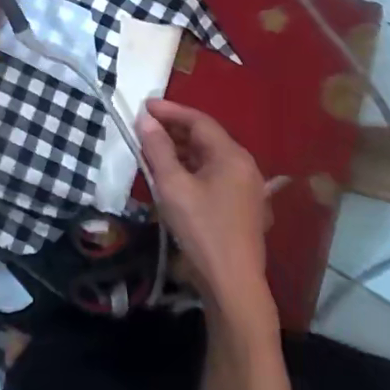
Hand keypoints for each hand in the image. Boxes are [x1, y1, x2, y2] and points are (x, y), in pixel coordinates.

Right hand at [137, 99, 270, 317]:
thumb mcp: (173, 186)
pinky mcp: (241, 206)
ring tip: (153, 149)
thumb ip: (158, 149)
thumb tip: (146, 119)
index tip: (144, 106)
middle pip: (206, 137)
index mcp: (231, 155)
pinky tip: (172, 176)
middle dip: (174, 129)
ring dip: (181, 149)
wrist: (232, 283)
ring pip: (209, 157)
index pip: (199, 121)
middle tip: (145, 126)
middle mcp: (244, 165)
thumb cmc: (202, 229)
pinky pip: (213, 174)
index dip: (170, 110)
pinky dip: (191, 168)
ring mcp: (246, 187)